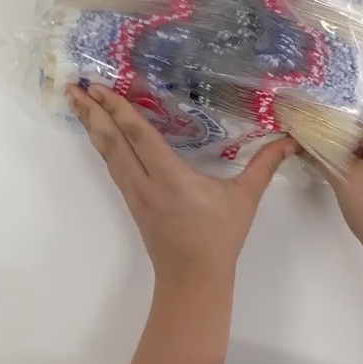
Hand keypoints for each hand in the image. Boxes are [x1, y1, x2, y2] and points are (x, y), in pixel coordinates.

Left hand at [69, 84, 296, 285]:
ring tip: (78, 104)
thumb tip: (289, 141)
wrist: (192, 277)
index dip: (117, 108)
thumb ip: (264, 166)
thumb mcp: (244, 199)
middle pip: (111, 140)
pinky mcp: (134, 203)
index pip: (137, 134)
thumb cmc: (218, 237)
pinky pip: (114, 167)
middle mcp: (144, 181)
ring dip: (92, 127)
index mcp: (168, 175)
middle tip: (74, 86)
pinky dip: (104, 146)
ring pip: (108, 154)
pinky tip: (101, 137)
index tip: (99, 87)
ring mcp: (135, 193)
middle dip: (91, 112)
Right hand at [329, 105, 362, 256]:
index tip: (319, 123)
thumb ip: (323, 149)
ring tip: (327, 152)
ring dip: (351, 146)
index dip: (345, 115)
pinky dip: (360, 158)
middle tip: (319, 137)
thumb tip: (302, 132)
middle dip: (346, 132)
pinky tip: (341, 166)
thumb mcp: (345, 175)